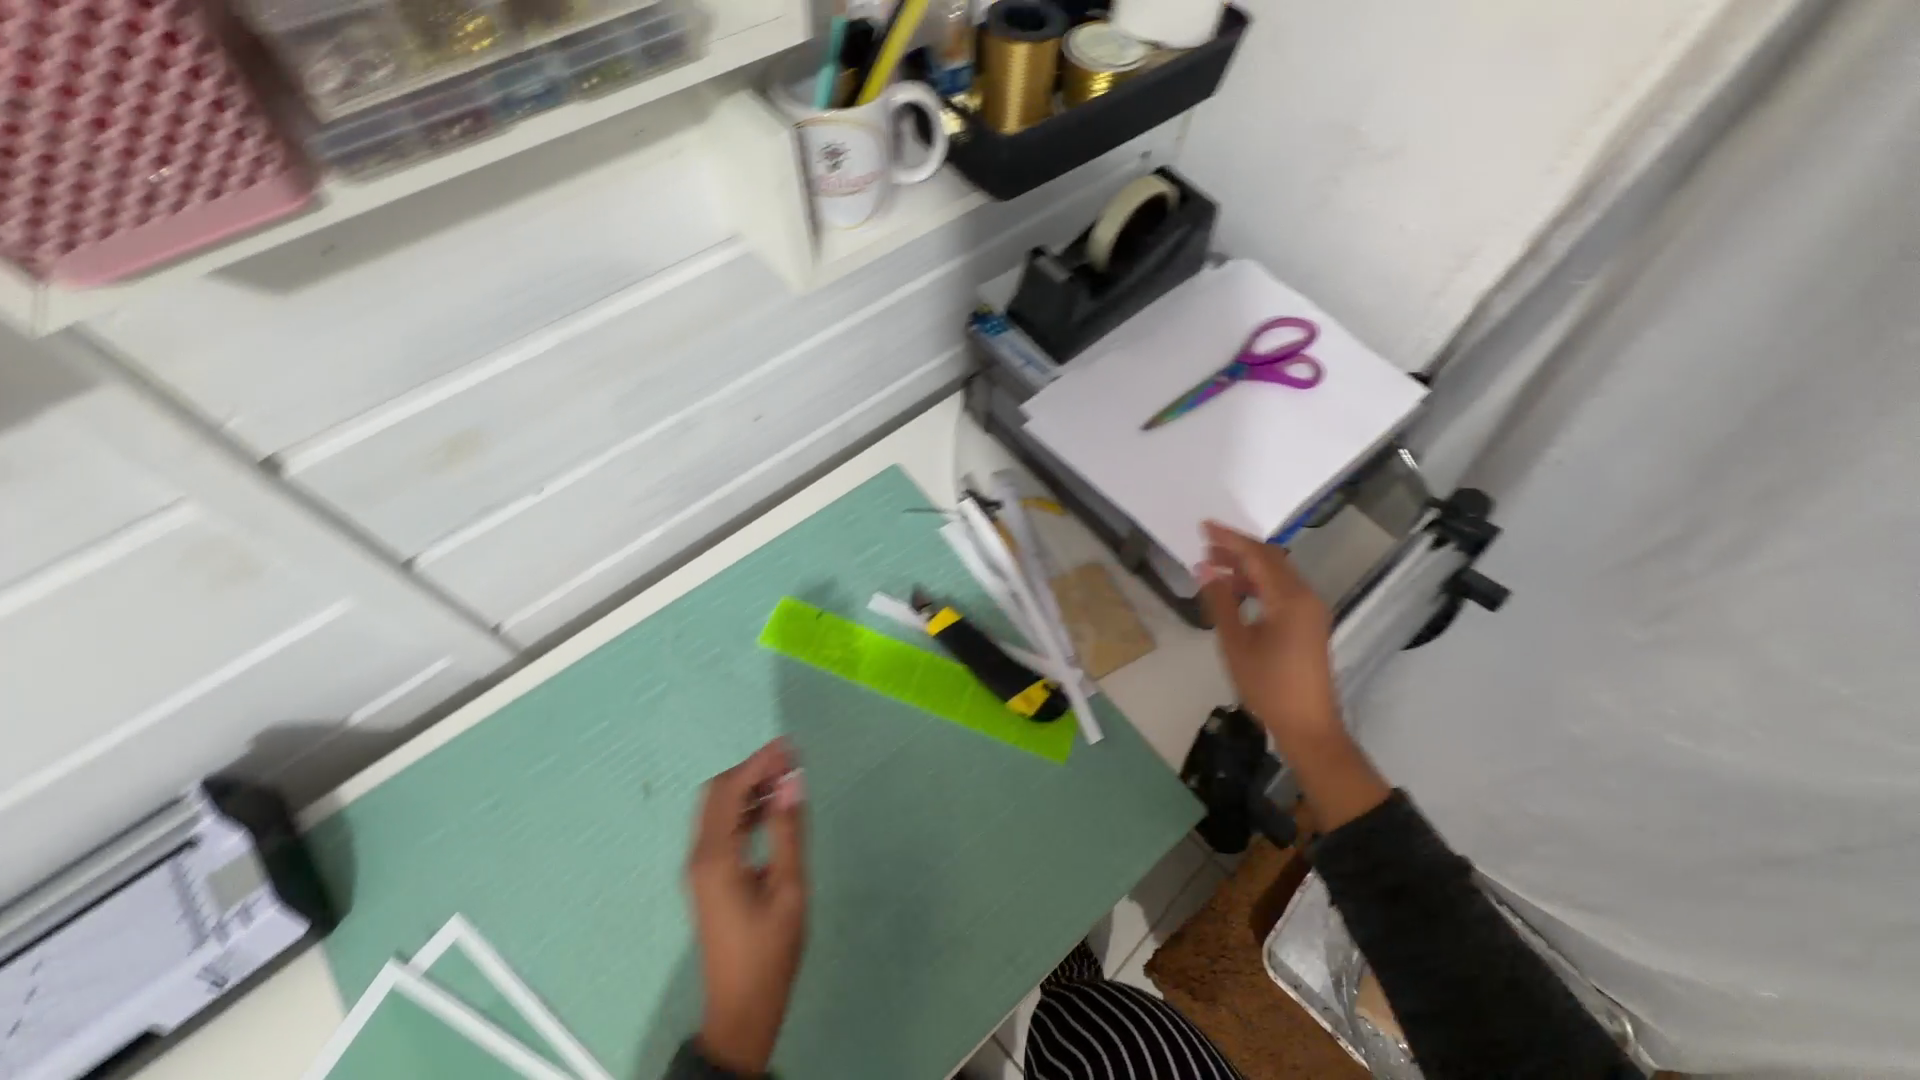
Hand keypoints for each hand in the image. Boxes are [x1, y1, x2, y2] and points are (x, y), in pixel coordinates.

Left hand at [686, 739, 807, 1075]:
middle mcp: (700, 856)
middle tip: (790, 761)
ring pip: (718, 810)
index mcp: (716, 857)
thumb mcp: (790, 890)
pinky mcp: (709, 878)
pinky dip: (745, 810)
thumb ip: (789, 832)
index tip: (790, 747)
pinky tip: (773, 809)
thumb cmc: (770, 952)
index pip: (731, 791)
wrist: (741, 1008)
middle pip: (717, 794)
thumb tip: (792, 783)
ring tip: (787, 778)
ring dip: (748, 789)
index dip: (760, 763)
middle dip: (752, 770)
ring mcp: (701, 868)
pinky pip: (722, 829)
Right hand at [1199, 522, 1388, 830]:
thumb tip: (1205, 569)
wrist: (1307, 724)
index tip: (1204, 527)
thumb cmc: (1268, 686)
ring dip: (1247, 568)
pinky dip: (1259, 584)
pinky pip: (1282, 591)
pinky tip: (1236, 592)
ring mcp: (1311, 610)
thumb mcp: (1235, 643)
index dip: (1230, 539)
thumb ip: (1220, 601)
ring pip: (1277, 575)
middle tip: (1205, 547)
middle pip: (1271, 560)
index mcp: (1290, 599)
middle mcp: (1306, 597)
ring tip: (1215, 568)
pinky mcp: (1309, 623)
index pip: (1258, 556)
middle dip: (1238, 551)